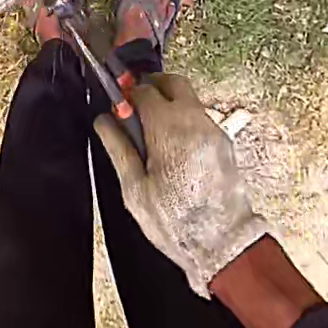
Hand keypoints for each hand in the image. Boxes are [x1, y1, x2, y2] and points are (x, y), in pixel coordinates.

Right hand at [94, 74, 268, 295]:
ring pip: (188, 98)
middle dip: (152, 84)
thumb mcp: (134, 189)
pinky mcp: (224, 142)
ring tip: (151, 131)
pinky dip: (183, 119)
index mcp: (169, 129)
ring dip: (169, 102)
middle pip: (173, 82)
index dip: (127, 94)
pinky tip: (171, 145)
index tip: (118, 105)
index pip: (145, 90)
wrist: (224, 246)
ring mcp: (213, 130)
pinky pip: (199, 117)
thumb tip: (103, 121)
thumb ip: (118, 147)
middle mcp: (195, 121)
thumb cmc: (175, 222)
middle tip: (135, 102)